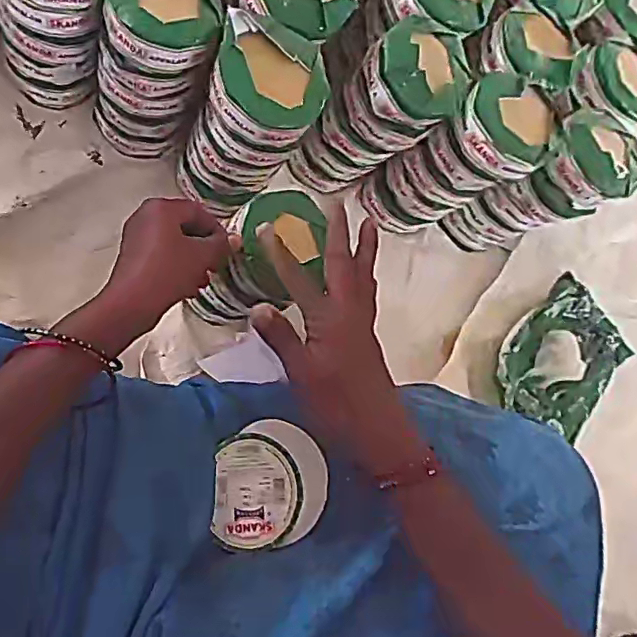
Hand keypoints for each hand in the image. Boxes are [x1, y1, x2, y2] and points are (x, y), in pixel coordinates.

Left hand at [66, 197, 236, 354]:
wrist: (132, 303)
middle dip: (204, 247)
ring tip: (203, 278)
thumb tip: (233, 240)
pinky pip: (161, 256)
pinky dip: (176, 267)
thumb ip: (221, 245)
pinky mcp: (132, 258)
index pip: (198, 211)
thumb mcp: (202, 257)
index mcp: (160, 208)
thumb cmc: (167, 272)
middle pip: (184, 227)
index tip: (227, 246)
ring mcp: (136, 237)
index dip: (217, 229)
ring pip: (173, 244)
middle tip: (216, 263)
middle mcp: (145, 217)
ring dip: (192, 260)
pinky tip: (187, 286)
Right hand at [250, 209, 419, 473]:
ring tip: (369, 224)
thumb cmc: (337, 404)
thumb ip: (282, 338)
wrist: (379, 431)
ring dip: (363, 248)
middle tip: (337, 204)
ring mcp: (362, 323)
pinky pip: (368, 291)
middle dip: (338, 234)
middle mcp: (350, 313)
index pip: (300, 279)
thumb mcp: (301, 373)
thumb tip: (258, 306)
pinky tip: (363, 276)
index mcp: (330, 319)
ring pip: (363, 276)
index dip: (282, 254)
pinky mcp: (367, 335)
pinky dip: (366, 273)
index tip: (268, 228)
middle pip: (344, 265)